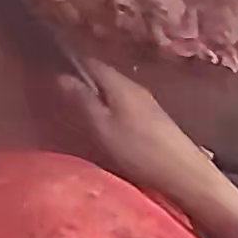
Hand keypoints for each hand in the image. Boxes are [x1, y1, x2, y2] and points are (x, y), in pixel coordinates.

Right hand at [57, 61, 220, 203]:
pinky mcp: (154, 118)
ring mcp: (146, 101)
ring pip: (111, 89)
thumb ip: (80, 99)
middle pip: (100, 74)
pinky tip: (103, 122)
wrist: (189, 178)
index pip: (86, 59)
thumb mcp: (101, 126)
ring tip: (76, 107)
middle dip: (79, 78)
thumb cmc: (139, 151)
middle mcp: (132, 85)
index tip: (48, 68)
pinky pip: (122, 102)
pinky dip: (108, 106)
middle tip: (58, 90)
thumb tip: (60, 75)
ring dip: (94, 94)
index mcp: (117, 82)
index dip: (66, 61)